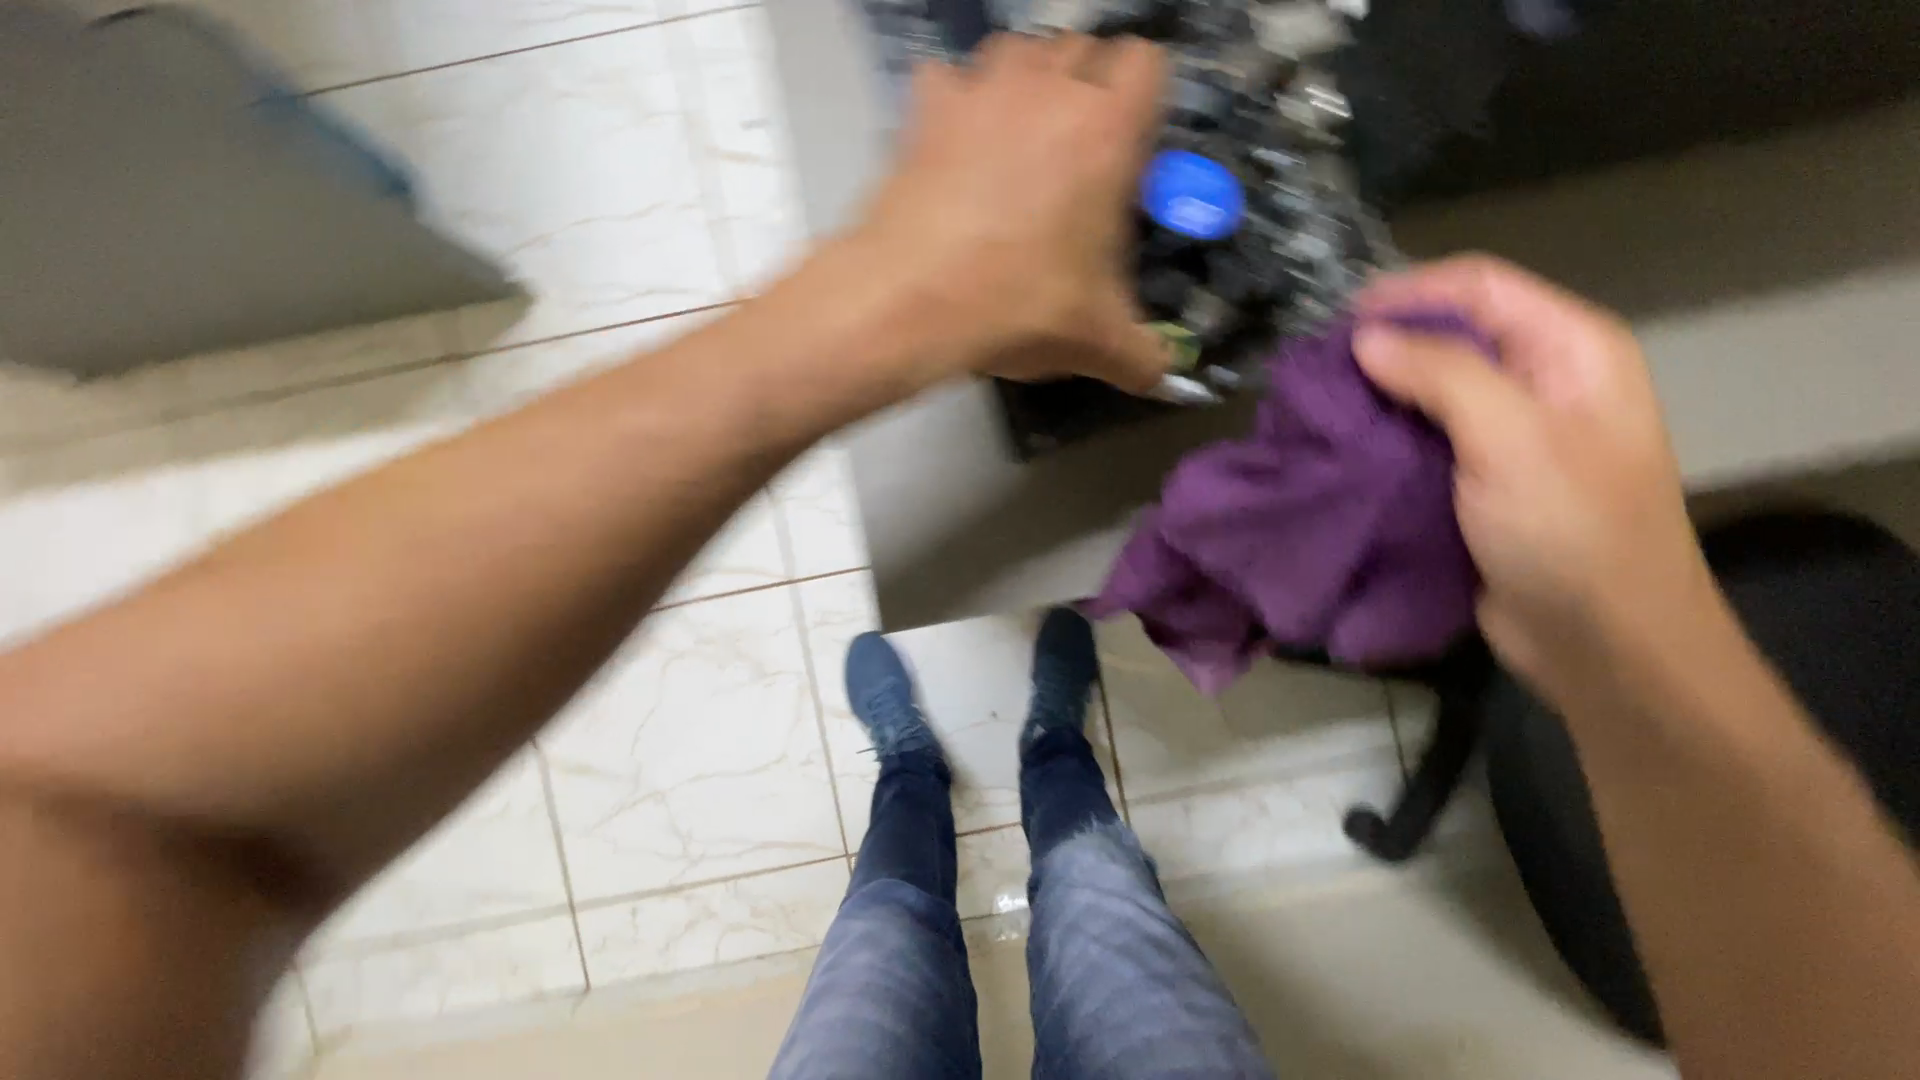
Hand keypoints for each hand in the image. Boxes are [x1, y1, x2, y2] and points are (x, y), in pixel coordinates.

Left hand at [850, 32, 1172, 393]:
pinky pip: (948, 79)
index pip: (1148, 65)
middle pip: (1083, 50)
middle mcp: (1049, 91)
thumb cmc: (1017, 307)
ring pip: (1019, 52)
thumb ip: (1142, 355)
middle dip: (1084, 92)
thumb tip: (1159, 374)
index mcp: (1109, 133)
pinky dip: (955, 103)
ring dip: (1026, 86)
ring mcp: (983, 91)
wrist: (912, 302)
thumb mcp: (1096, 341)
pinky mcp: (926, 109)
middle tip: (1074, 155)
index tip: (1129, 145)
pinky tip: (954, 148)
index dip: (1141, 100)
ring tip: (1017, 143)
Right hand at [1352, 256, 1723, 701]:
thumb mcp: (1511, 437)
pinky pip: (1425, 436)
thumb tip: (1366, 338)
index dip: (1408, 292)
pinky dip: (1384, 433)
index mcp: (1571, 350)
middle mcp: (1542, 379)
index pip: (1481, 286)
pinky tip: (1345, 443)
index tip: (1338, 322)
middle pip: (1454, 332)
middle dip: (1387, 341)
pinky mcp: (1479, 478)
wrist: (1597, 638)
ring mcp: (1510, 432)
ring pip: (1432, 386)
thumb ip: (1441, 374)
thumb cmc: (1569, 528)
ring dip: (1378, 390)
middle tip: (1321, 367)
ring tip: (1321, 403)